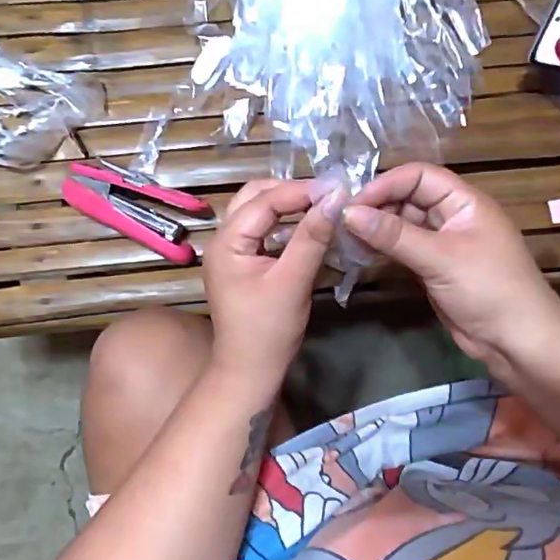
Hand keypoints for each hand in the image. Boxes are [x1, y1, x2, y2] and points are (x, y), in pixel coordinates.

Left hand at [202, 179, 335, 388]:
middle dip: (291, 192)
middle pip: (255, 197)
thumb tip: (336, 198)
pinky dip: (284, 224)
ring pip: (258, 213)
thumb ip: (312, 237)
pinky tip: (308, 228)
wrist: (249, 370)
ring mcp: (230, 252)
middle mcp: (222, 240)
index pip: (264, 200)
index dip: (301, 190)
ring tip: (322, 206)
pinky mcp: (241, 264)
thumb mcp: (293, 281)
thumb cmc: (268, 330)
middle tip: (328, 196)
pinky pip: (262, 231)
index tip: (337, 189)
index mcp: (227, 242)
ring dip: (288, 206)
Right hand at [342, 163, 559, 372]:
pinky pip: (404, 250)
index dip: (385, 184)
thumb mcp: (439, 258)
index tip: (353, 204)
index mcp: (465, 202)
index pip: (419, 176)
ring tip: (344, 240)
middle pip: (408, 198)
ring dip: (377, 230)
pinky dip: (384, 250)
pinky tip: (360, 255)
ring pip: (404, 226)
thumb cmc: (487, 289)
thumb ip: (393, 235)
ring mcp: (444, 244)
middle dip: (377, 207)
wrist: (516, 341)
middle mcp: (453, 217)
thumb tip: (348, 213)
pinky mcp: (435, 269)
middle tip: (341, 223)